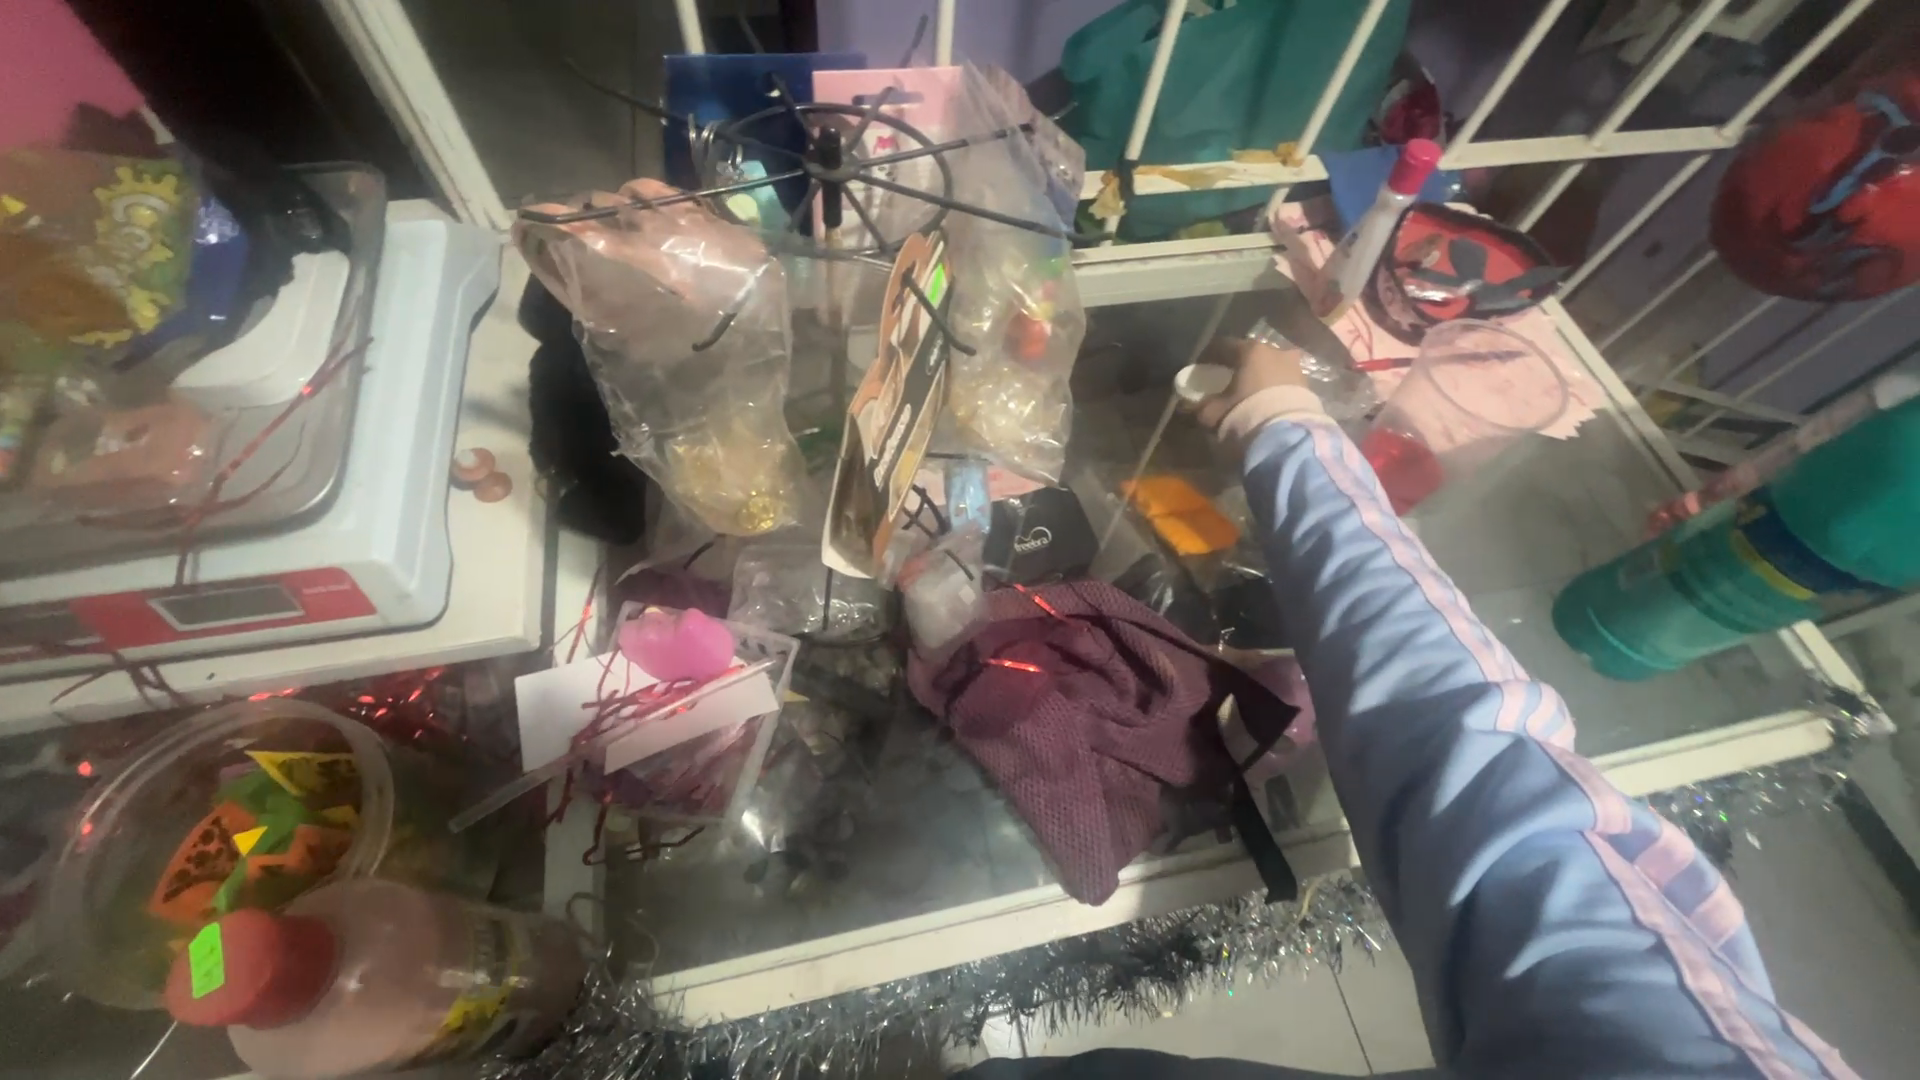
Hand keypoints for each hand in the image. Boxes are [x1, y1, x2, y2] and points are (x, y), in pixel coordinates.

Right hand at [1193, 335, 1310, 431]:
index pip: (1224, 345)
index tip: (1201, 365)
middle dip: (1238, 365)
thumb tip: (1186, 405)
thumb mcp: (1213, 413)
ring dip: (1259, 376)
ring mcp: (1295, 367)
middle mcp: (1276, 351)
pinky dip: (1274, 388)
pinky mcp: (1308, 386)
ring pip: (1271, 367)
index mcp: (1250, 351)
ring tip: (1250, 393)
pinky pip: (1284, 382)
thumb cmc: (1245, 414)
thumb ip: (1199, 406)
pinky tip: (1266, 403)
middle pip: (1251, 354)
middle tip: (1227, 379)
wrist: (1288, 436)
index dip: (1209, 355)